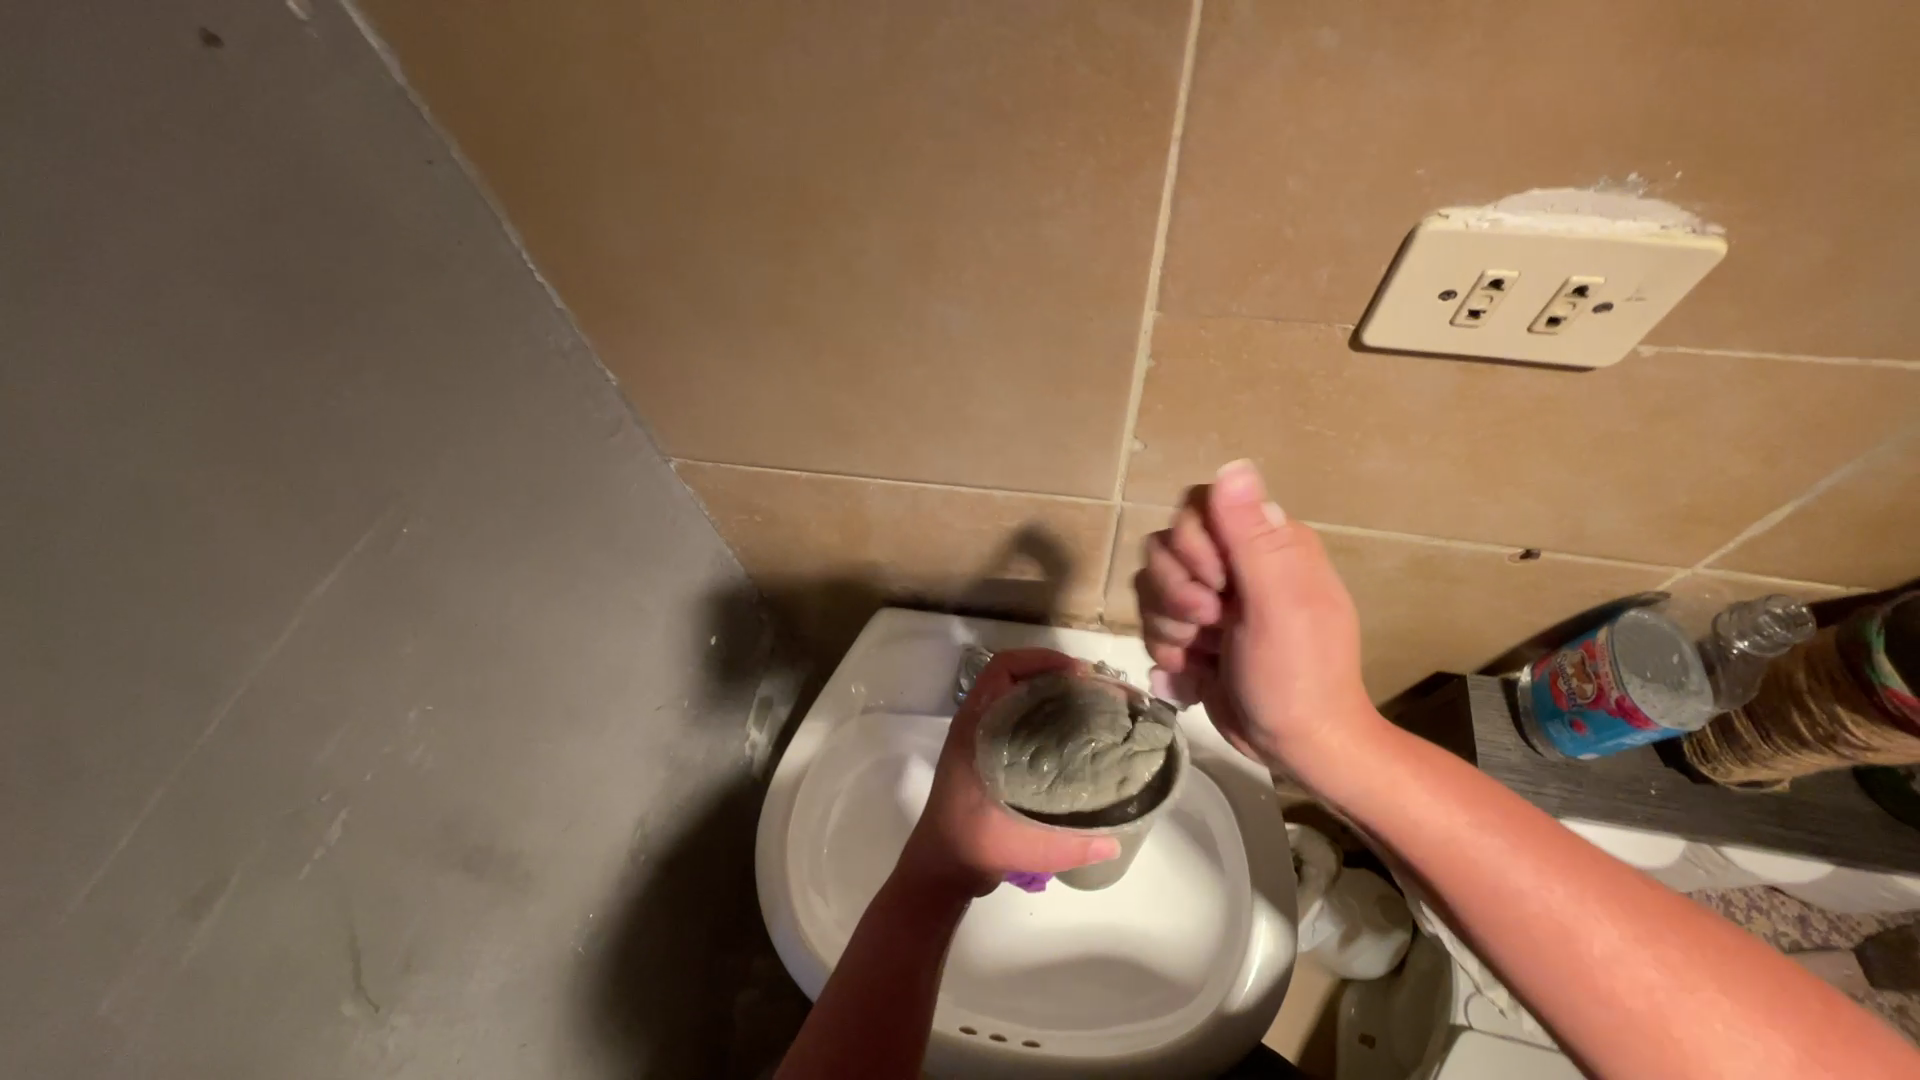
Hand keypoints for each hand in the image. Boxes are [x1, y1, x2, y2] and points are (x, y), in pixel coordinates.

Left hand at [895, 648, 1122, 897]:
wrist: (942, 866)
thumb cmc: (975, 845)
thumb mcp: (1027, 846)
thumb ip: (1073, 845)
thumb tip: (1116, 839)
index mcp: (977, 730)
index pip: (1004, 671)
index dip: (1040, 661)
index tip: (1079, 673)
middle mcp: (976, 727)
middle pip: (1014, 679)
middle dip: (1053, 676)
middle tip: (1093, 689)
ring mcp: (978, 740)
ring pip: (1013, 698)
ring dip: (1047, 695)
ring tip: (1087, 706)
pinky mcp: (985, 756)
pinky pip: (1014, 719)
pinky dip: (1040, 716)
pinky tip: (1070, 736)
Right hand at [1136, 460, 1376, 771]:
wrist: (1297, 749)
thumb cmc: (1298, 677)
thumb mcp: (1278, 604)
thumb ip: (1251, 536)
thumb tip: (1233, 465)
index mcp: (1268, 545)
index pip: (1198, 509)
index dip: (1193, 547)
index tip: (1217, 586)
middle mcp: (1237, 565)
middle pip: (1166, 549)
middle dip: (1176, 594)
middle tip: (1211, 625)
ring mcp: (1214, 601)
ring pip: (1152, 589)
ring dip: (1169, 630)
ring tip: (1203, 659)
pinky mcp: (1195, 635)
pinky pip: (1153, 625)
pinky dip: (1168, 655)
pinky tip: (1195, 677)